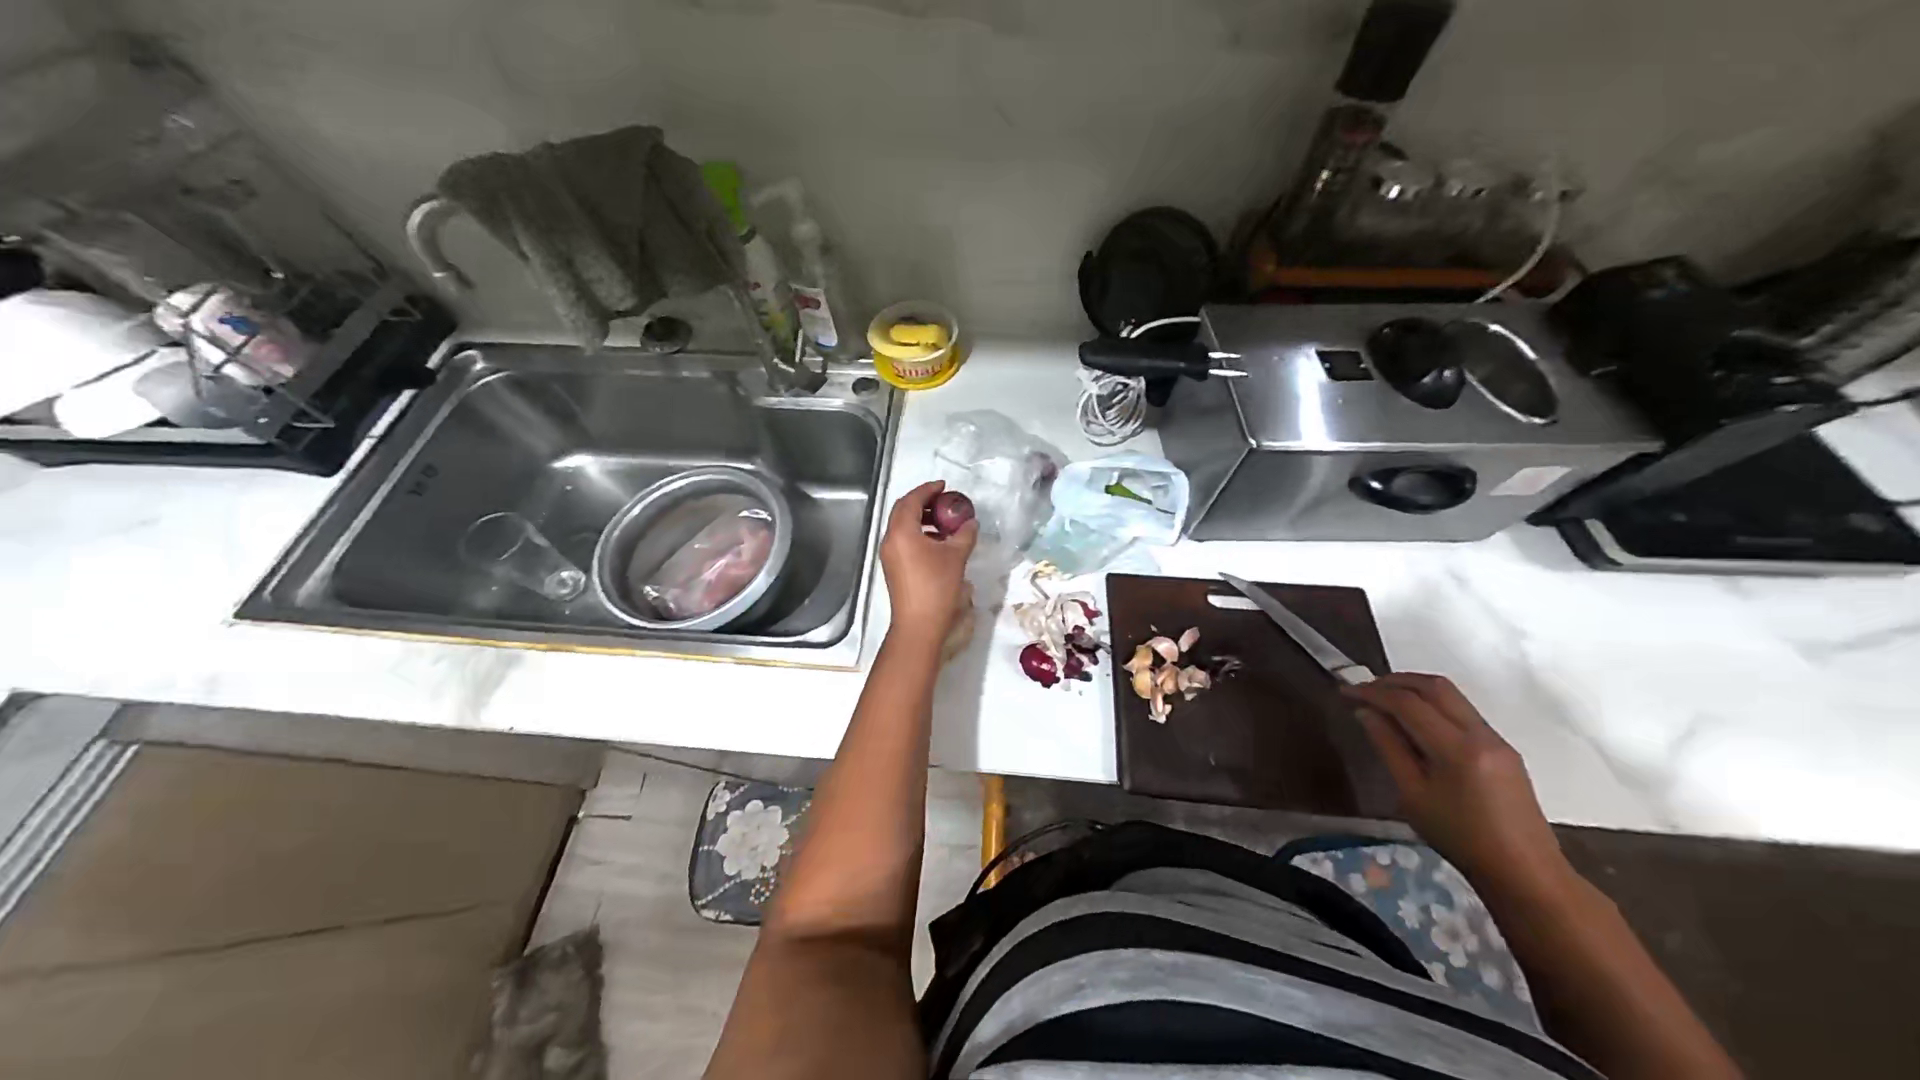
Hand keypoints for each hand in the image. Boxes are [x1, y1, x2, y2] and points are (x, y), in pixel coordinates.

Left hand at [880, 480, 976, 643]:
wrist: (919, 624)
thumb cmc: (937, 587)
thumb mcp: (956, 557)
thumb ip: (964, 534)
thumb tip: (970, 523)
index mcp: (902, 532)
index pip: (911, 501)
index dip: (928, 490)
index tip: (944, 487)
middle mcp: (890, 540)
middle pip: (902, 510)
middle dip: (922, 502)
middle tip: (943, 501)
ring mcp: (889, 555)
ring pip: (902, 527)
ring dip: (921, 519)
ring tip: (943, 522)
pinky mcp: (893, 568)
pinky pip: (903, 541)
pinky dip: (918, 534)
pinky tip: (937, 543)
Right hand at [1344, 673, 1569, 893]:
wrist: (1524, 871)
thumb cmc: (1460, 838)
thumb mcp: (1412, 795)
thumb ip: (1388, 747)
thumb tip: (1366, 713)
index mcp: (1457, 748)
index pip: (1408, 703)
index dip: (1372, 692)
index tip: (1345, 691)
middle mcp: (1481, 734)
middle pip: (1435, 686)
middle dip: (1395, 681)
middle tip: (1364, 688)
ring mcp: (1496, 739)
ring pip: (1451, 695)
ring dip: (1414, 689)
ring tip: (1384, 701)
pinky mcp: (1502, 748)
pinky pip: (1462, 711)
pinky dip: (1432, 704)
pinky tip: (1413, 722)